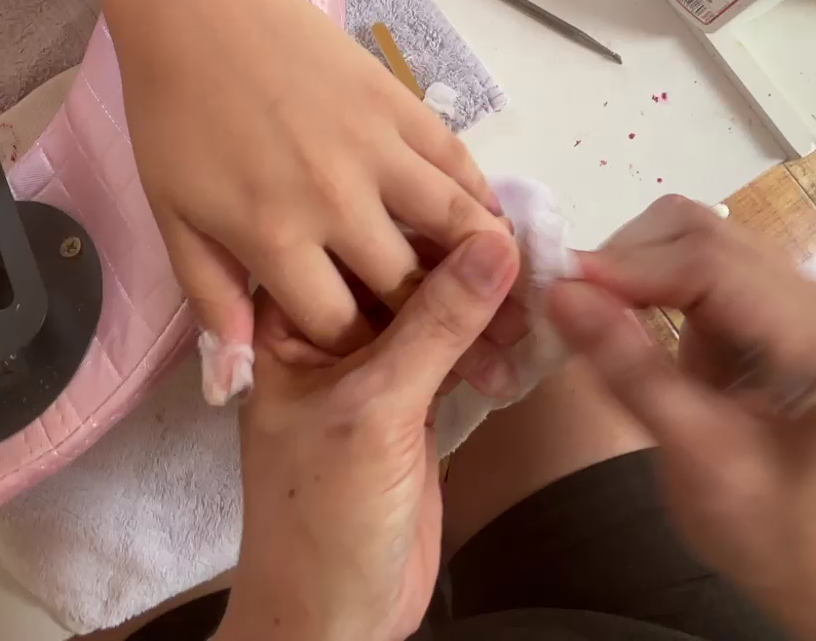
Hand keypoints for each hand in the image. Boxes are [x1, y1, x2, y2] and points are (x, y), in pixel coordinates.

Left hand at [114, 0, 506, 398]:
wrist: (199, 12)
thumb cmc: (176, 118)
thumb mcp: (173, 218)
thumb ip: (212, 301)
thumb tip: (237, 381)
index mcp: (275, 239)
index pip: (342, 328)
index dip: (359, 351)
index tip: (367, 349)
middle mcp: (337, 202)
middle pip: (406, 287)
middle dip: (423, 318)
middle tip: (438, 325)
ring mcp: (376, 147)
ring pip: (454, 222)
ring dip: (479, 260)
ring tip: (492, 280)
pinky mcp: (399, 103)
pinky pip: (456, 159)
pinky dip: (480, 192)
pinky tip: (487, 214)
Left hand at [218, 230, 519, 640]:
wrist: (336, 617)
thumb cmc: (325, 505)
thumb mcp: (379, 406)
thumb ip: (439, 324)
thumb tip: (500, 243)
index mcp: (290, 312)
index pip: (355, 236)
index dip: (420, 219)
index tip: (488, 213)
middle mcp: (328, 324)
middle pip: (400, 267)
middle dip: (461, 266)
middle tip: (522, 264)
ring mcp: (372, 360)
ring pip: (434, 306)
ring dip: (483, 309)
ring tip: (525, 318)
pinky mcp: (410, 394)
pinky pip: (453, 347)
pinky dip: (486, 345)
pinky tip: (517, 347)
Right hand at [546, 196, 815, 632]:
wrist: (801, 551)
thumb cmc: (757, 521)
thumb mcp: (692, 457)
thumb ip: (628, 371)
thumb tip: (557, 293)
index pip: (714, 267)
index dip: (630, 266)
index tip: (558, 285)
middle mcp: (813, 298)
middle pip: (704, 233)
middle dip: (626, 256)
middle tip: (568, 298)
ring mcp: (787, 291)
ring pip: (692, 229)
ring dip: (630, 255)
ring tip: (589, 301)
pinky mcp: (757, 293)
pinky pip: (690, 251)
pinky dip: (641, 265)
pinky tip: (616, 301)